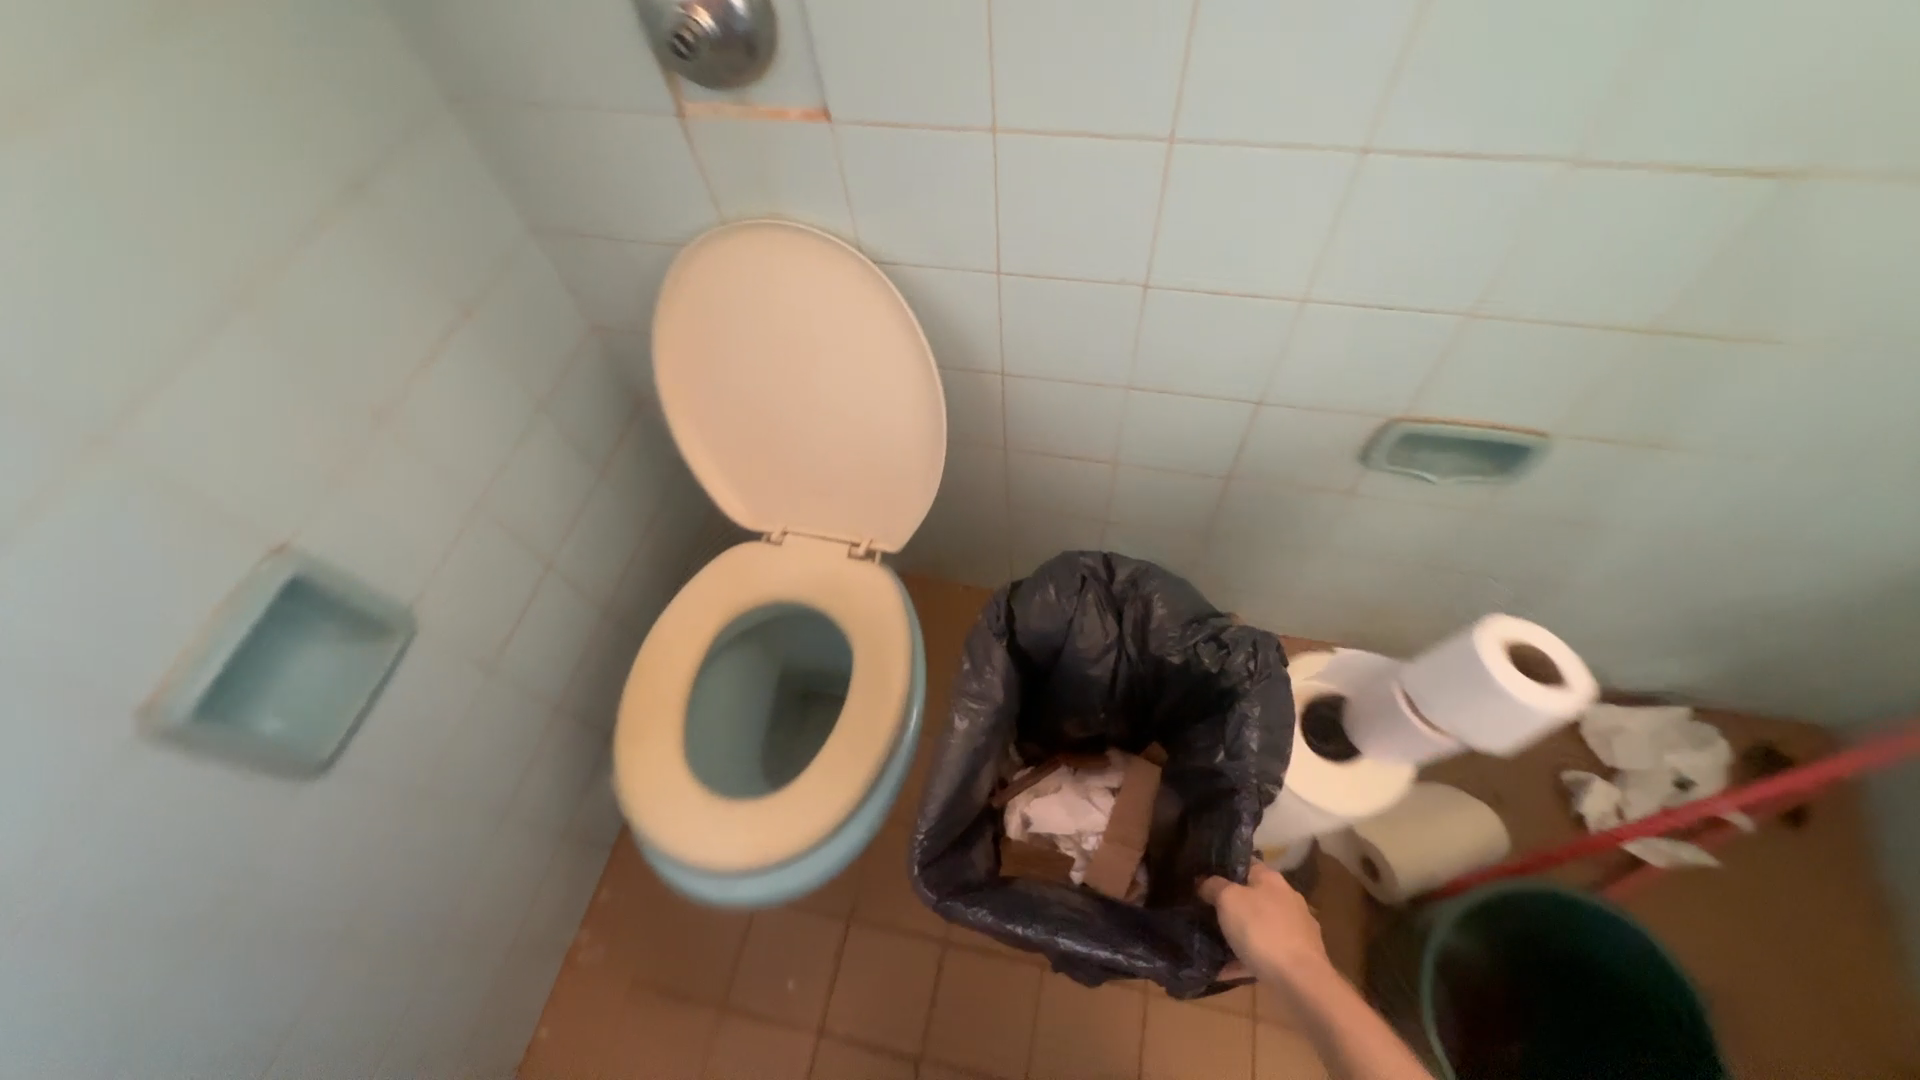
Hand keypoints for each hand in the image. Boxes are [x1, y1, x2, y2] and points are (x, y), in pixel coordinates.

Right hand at [1199, 861, 1331, 983]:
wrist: (1301, 981)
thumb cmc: (1261, 930)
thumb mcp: (1227, 899)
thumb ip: (1212, 885)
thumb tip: (1203, 882)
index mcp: (1271, 879)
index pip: (1244, 863)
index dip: (1222, 868)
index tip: (1201, 878)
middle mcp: (1286, 899)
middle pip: (1252, 897)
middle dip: (1229, 905)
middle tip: (1203, 912)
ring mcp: (1296, 930)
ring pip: (1258, 927)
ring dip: (1238, 934)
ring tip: (1212, 944)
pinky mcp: (1298, 958)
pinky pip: (1264, 954)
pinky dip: (1246, 960)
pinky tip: (1225, 971)